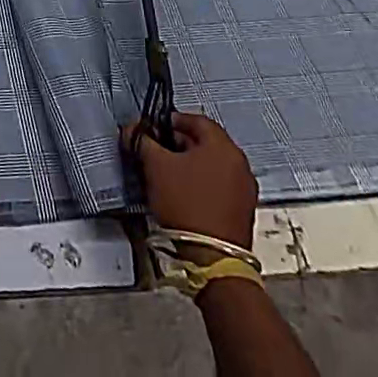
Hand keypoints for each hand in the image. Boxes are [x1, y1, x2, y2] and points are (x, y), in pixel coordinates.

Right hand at [121, 111, 257, 248]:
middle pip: (206, 142)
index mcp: (222, 146)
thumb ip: (142, 141)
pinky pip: (220, 185)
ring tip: (168, 174)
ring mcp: (245, 188)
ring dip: (191, 164)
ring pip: (213, 165)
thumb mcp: (155, 166)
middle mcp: (240, 163)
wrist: (210, 257)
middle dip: (179, 143)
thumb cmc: (185, 204)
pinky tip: (185, 194)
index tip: (155, 128)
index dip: (172, 121)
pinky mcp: (244, 210)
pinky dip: (203, 183)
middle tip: (157, 150)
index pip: (196, 120)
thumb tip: (132, 130)